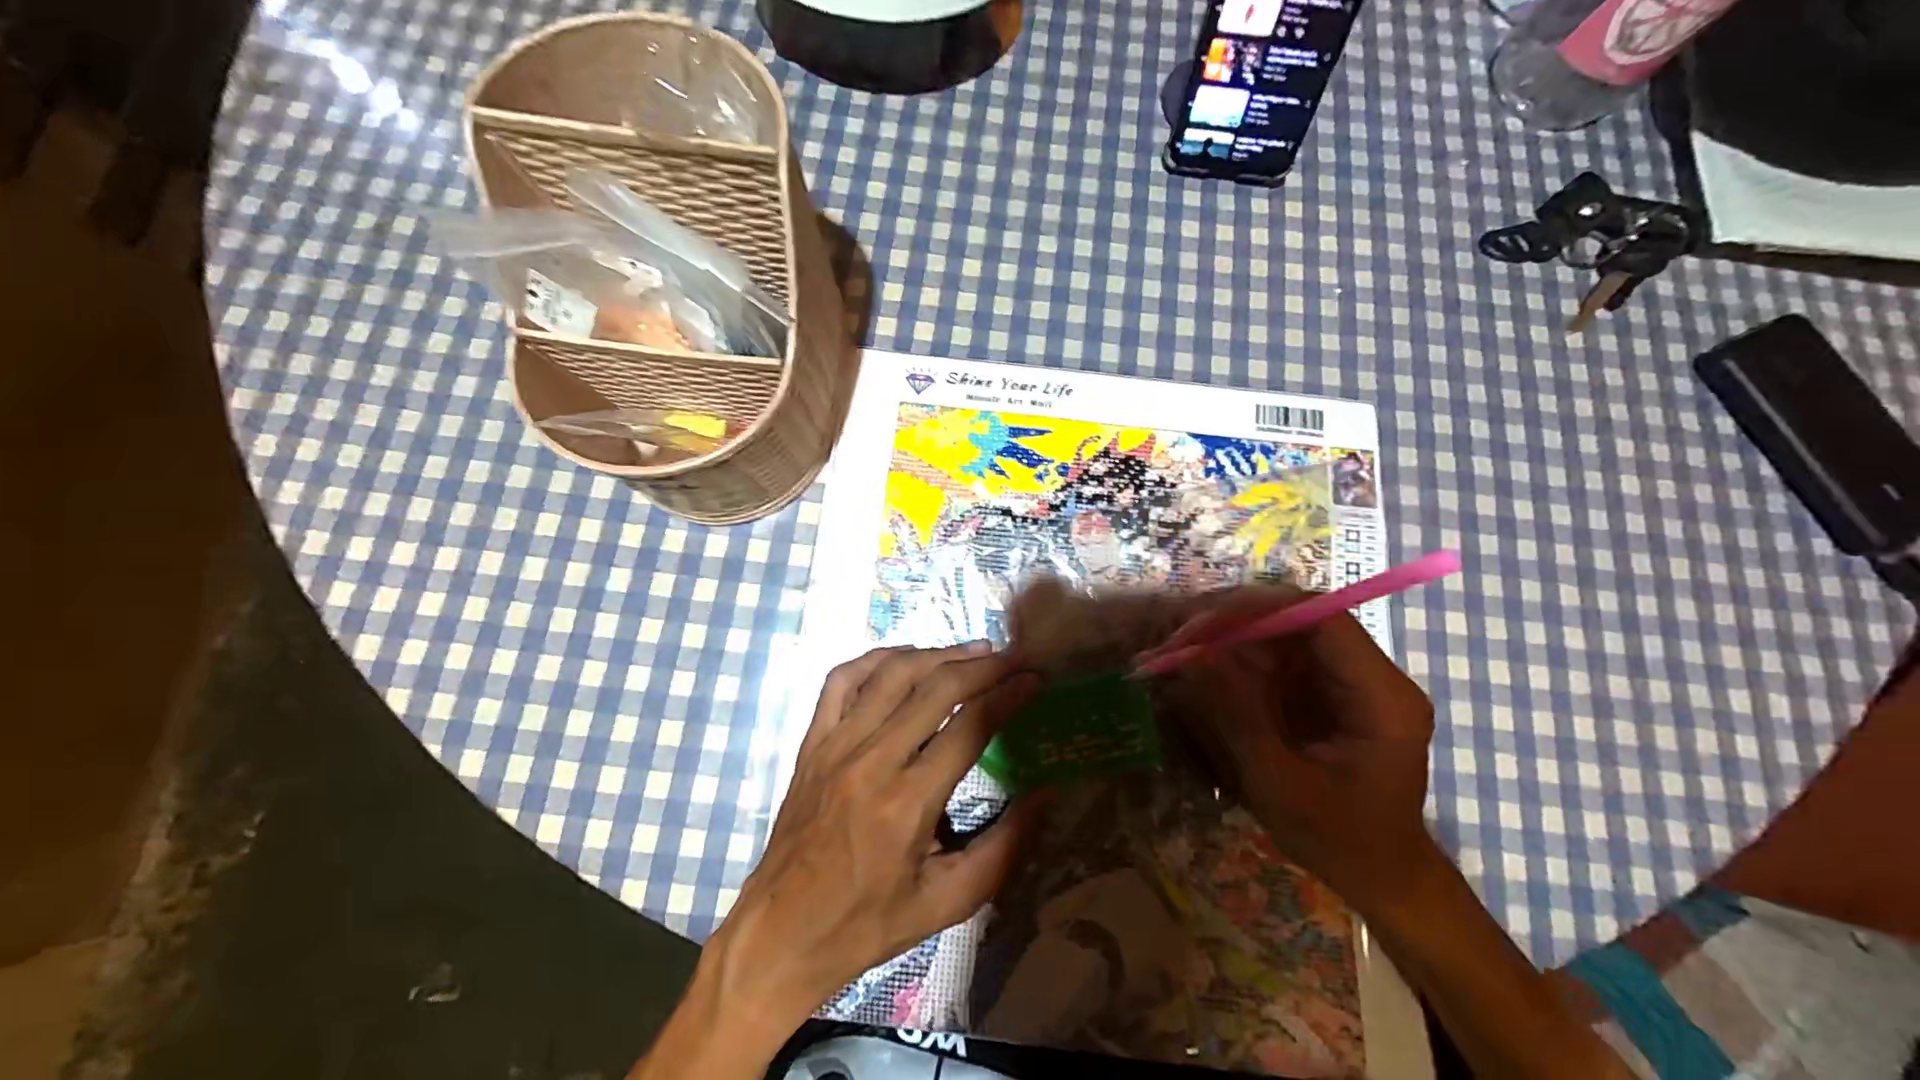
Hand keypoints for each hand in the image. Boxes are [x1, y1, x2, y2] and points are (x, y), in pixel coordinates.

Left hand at [705, 642, 1046, 1023]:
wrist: (782, 933)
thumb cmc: (869, 923)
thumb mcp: (949, 901)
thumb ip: (1005, 846)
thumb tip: (1046, 793)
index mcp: (907, 802)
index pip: (970, 726)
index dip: (1007, 695)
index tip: (1034, 678)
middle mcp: (871, 761)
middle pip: (934, 689)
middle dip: (981, 666)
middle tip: (1012, 657)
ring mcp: (834, 746)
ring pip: (890, 675)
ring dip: (936, 654)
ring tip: (972, 652)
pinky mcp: (811, 743)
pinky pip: (841, 682)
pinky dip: (876, 659)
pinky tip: (905, 658)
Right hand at [1154, 590, 1437, 908]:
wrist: (1379, 877)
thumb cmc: (1338, 841)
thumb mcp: (1279, 783)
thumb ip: (1238, 713)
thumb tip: (1194, 654)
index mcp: (1382, 697)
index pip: (1322, 619)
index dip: (1259, 609)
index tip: (1200, 624)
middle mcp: (1371, 676)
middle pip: (1297, 620)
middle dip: (1232, 625)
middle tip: (1175, 642)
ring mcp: (1348, 680)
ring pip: (1281, 636)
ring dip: (1227, 641)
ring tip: (1175, 655)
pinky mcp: (1327, 690)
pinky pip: (1277, 659)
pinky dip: (1236, 662)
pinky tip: (1199, 671)